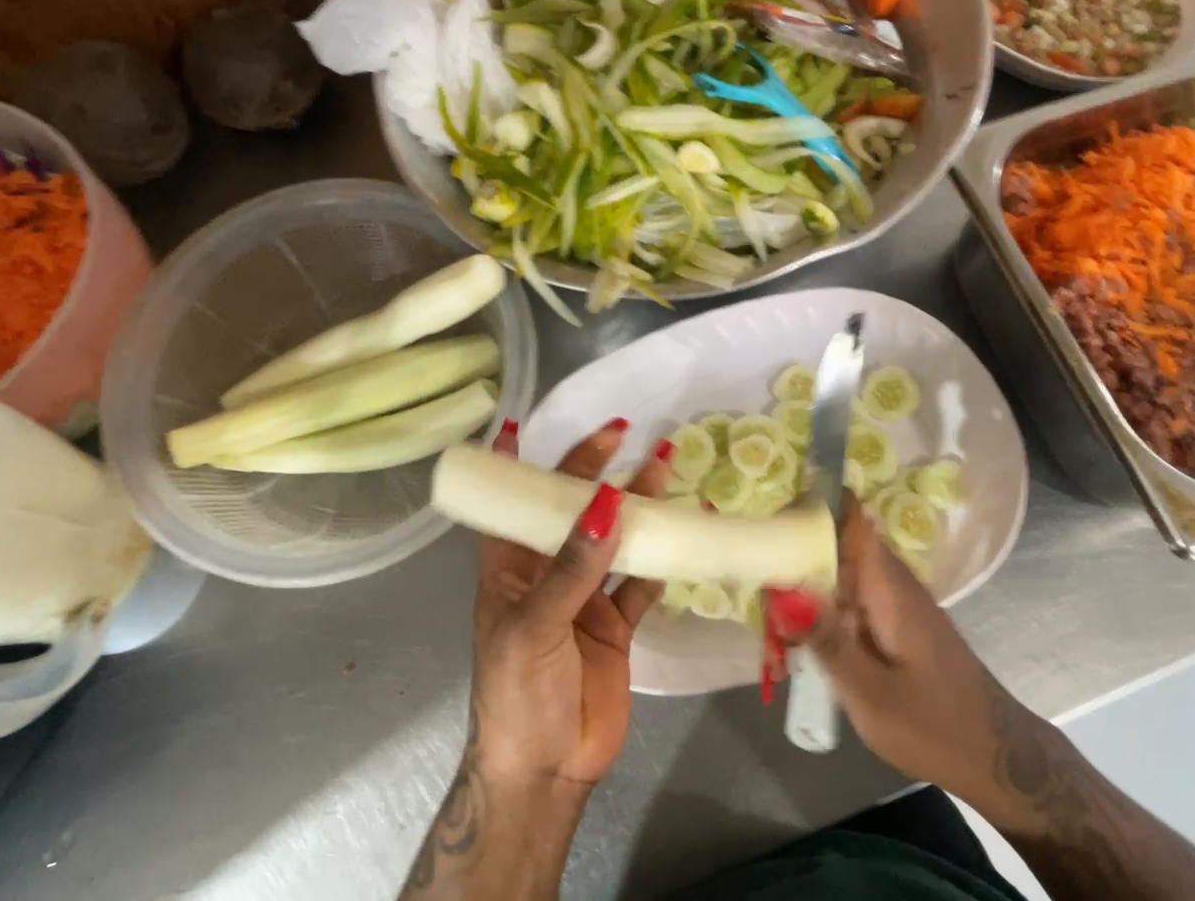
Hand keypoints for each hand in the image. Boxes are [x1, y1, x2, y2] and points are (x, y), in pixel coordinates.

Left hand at [469, 418, 672, 793]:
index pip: (511, 505)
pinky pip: (641, 583)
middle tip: (624, 433)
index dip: (516, 466)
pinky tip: (685, 531)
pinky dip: (662, 559)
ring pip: (614, 541)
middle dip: (594, 473)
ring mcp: (583, 598)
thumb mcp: (535, 626)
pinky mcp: (615, 624)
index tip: (525, 424)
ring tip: (664, 467)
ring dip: (637, 507)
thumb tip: (607, 503)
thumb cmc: (517, 694)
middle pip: (573, 512)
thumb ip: (574, 567)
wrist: (546, 769)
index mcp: (509, 569)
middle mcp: (546, 574)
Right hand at [776, 497, 1043, 821]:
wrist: (999, 758)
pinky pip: (862, 596)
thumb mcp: (869, 693)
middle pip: (849, 544)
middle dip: (807, 534)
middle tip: (759, 537)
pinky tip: (806, 616)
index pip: (856, 525)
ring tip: (771, 570)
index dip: (823, 501)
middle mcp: (899, 589)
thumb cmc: (932, 725)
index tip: (783, 491)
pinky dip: (832, 595)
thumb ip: (826, 641)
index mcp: (890, 592)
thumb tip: (782, 592)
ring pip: (854, 571)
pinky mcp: (905, 629)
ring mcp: (905, 608)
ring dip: (817, 567)